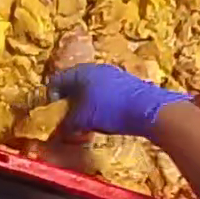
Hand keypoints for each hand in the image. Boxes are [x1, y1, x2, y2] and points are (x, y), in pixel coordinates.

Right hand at [51, 63, 191, 137]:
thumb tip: (60, 130)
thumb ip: (67, 124)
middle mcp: (95, 69)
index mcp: (80, 72)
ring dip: (84, 104)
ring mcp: (112, 74)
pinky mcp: (124, 83)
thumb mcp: (82, 120)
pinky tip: (103, 117)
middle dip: (68, 102)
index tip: (55, 115)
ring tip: (86, 121)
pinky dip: (98, 103)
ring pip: (89, 88)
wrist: (147, 109)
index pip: (56, 82)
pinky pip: (103, 91)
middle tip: (68, 119)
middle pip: (73, 84)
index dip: (52, 99)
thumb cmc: (108, 110)